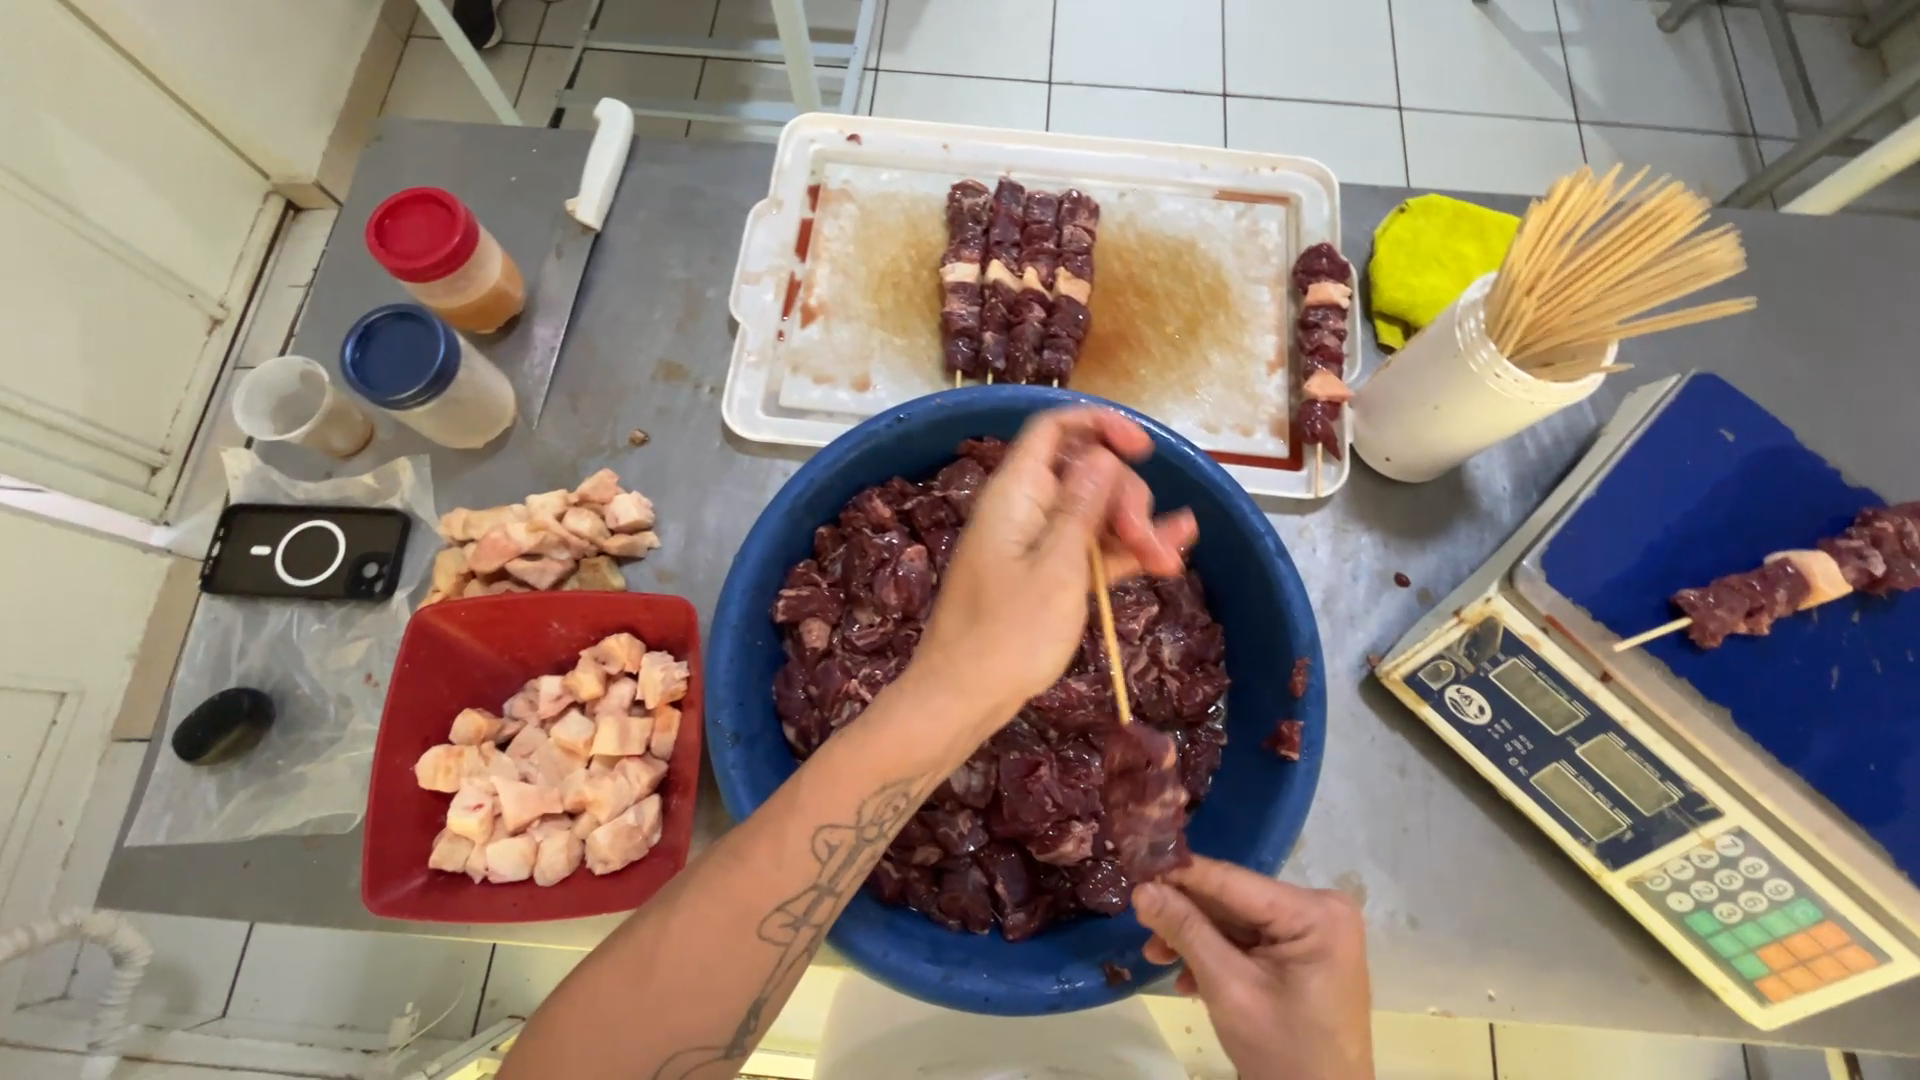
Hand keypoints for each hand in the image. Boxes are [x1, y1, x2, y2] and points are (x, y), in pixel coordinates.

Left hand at [912, 406, 1196, 726]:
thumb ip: (1081, 509)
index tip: (1142, 449)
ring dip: (1134, 530)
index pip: (1054, 430)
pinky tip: (1168, 557)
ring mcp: (1036, 543)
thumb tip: (1101, 456)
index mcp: (1016, 494)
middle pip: (1085, 473)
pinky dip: (1123, 553)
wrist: (965, 696)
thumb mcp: (1056, 569)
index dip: (1099, 425)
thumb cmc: (1008, 635)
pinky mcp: (1047, 575)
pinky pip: (1091, 549)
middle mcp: (1025, 509)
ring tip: (1168, 562)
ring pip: (1094, 513)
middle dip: (1125, 497)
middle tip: (1145, 539)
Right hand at [1134, 857, 1373, 1079]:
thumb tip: (1140, 889)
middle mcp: (1318, 909)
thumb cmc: (1285, 1056)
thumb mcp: (1228, 988)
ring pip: (1233, 918)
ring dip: (1193, 937)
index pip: (1231, 879)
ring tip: (1156, 957)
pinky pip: (1246, 938)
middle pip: (1231, 899)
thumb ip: (1185, 930)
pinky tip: (1186, 978)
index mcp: (1315, 912)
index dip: (1178, 873)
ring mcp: (1311, 931)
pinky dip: (1214, 953)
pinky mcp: (1301, 952)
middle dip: (1184, 915)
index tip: (1133, 869)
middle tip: (1140, 923)